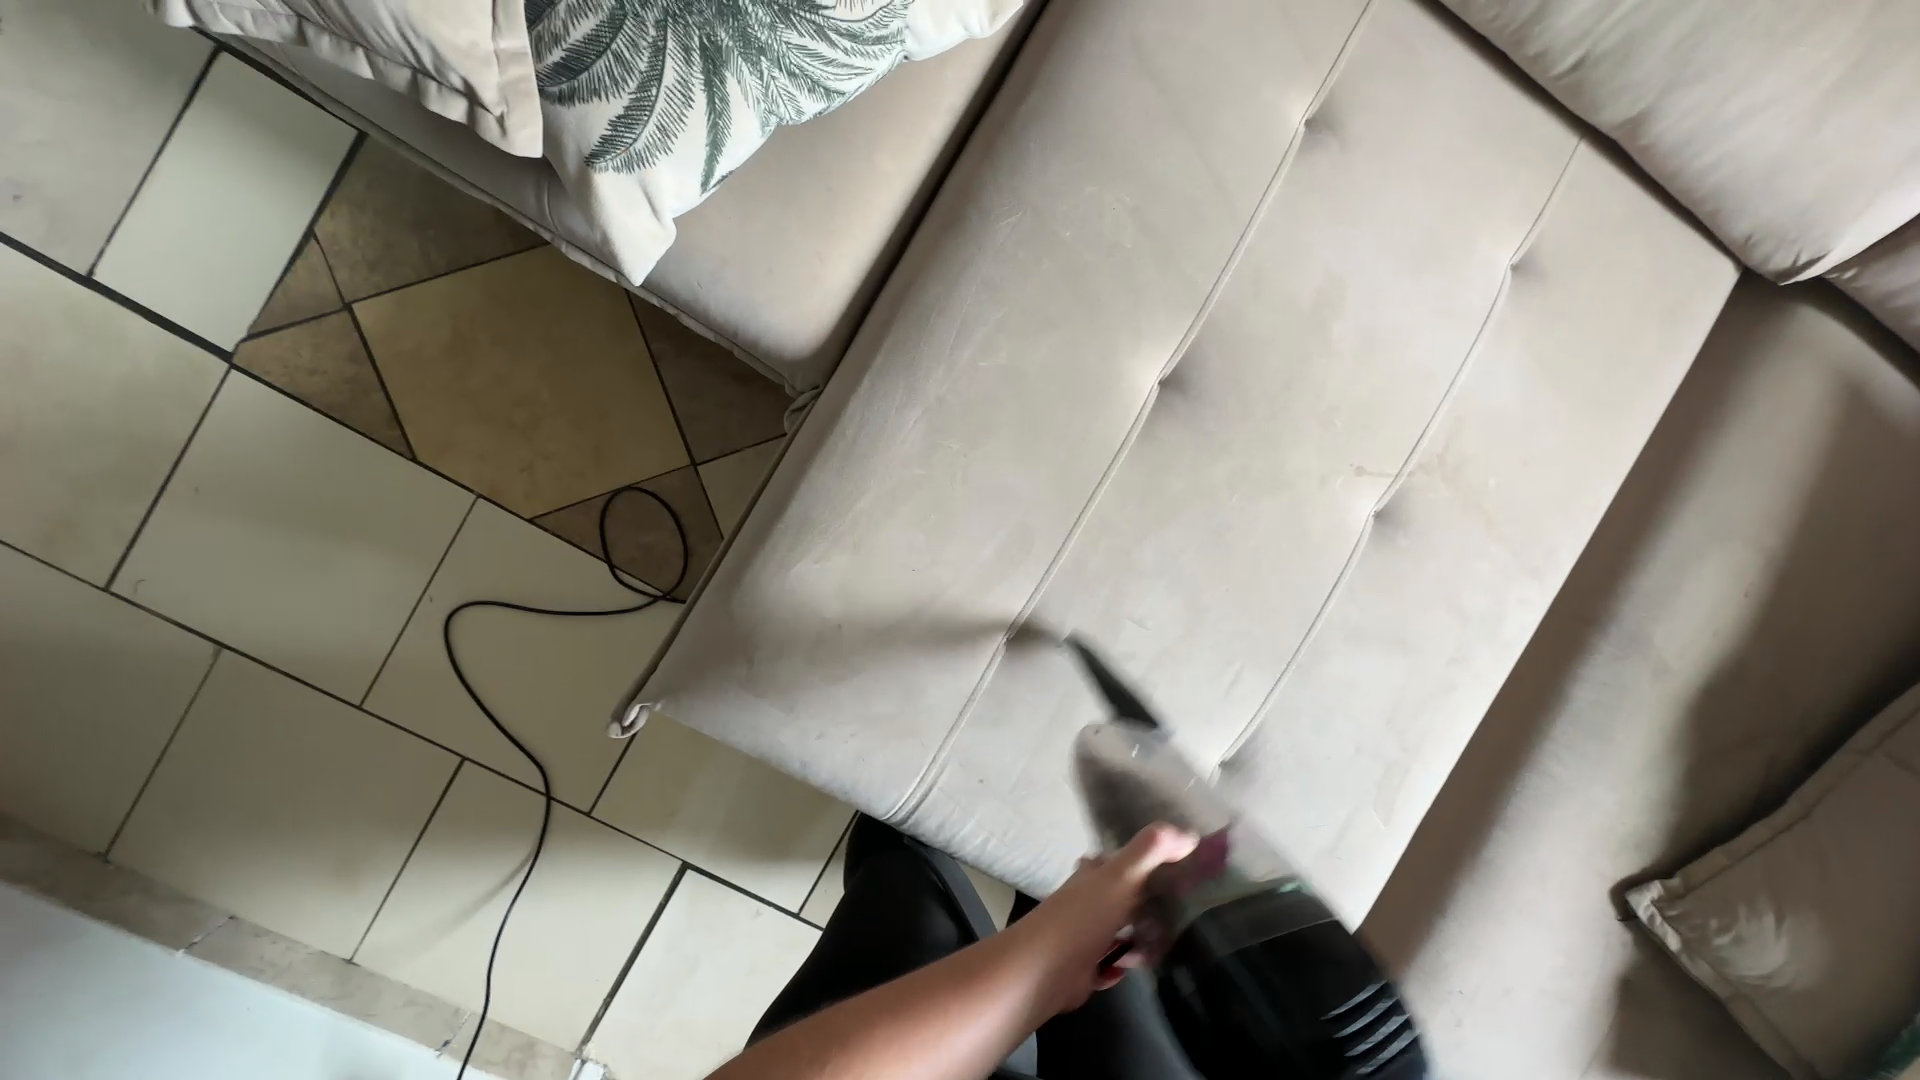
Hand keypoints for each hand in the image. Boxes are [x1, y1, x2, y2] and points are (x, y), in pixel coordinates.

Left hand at [999, 823, 1197, 1018]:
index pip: (1128, 861)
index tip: (1181, 878)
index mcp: (1096, 872)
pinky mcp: (1088, 963)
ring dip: (1142, 942)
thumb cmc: (1083, 917)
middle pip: (1131, 898)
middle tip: (1174, 921)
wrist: (1044, 969)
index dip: (1153, 865)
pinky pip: (1117, 960)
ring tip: (1149, 950)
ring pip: (1127, 931)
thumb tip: (1189, 832)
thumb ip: (1151, 851)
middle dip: (1153, 911)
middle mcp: (1090, 896)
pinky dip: (1124, 964)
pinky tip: (1127, 967)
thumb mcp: (1121, 876)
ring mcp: (1088, 930)